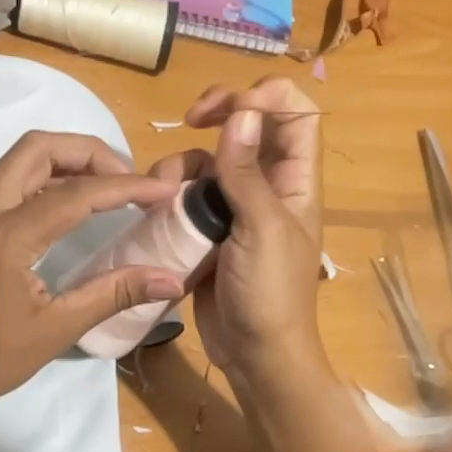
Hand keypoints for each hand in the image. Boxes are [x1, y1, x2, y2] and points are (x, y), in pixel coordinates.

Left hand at [0, 132, 185, 422]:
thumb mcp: (57, 328)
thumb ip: (114, 294)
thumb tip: (172, 280)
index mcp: (8, 236)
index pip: (77, 193)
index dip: (128, 186)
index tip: (167, 190)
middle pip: (39, 148)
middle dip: (90, 153)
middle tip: (130, 179)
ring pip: (21, 160)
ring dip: (67, 161)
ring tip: (109, 187)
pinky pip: (11, 182)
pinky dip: (47, 179)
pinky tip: (74, 207)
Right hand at [154, 77, 326, 388]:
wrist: (255, 354)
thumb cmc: (270, 293)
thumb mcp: (261, 229)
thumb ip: (247, 172)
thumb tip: (242, 111)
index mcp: (296, 180)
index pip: (296, 113)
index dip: (265, 97)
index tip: (230, 111)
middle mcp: (269, 185)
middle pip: (248, 124)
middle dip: (219, 112)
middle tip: (191, 118)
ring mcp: (236, 207)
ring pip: (209, 159)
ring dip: (183, 161)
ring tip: (163, 187)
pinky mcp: (208, 230)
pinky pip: (188, 195)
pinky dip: (170, 193)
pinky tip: (155, 208)